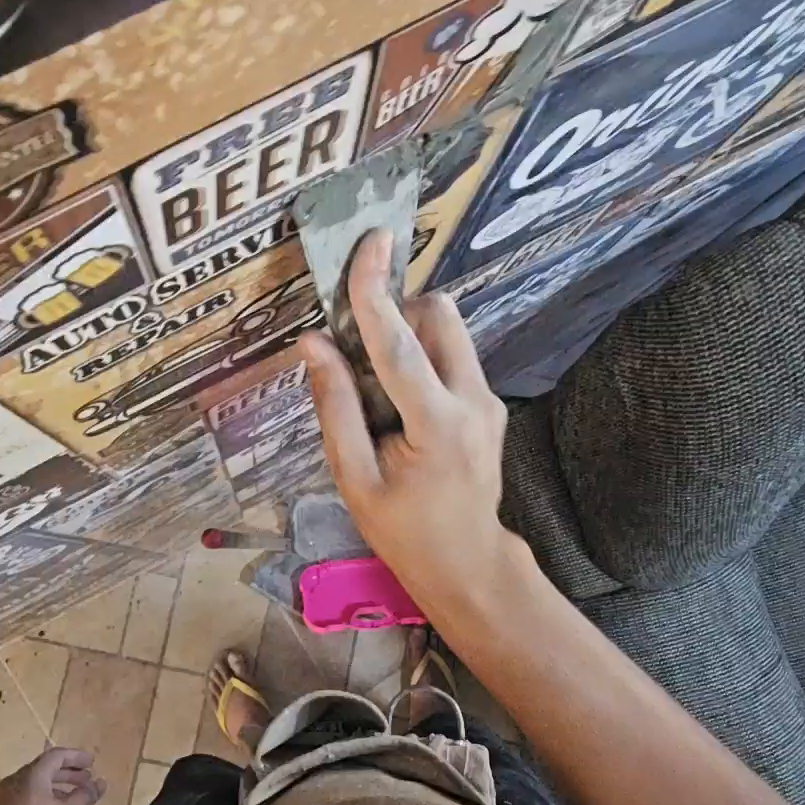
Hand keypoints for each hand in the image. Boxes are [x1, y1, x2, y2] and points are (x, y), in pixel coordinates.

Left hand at [0, 748, 104, 804]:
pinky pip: (22, 796)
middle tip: (85, 780)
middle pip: (44, 768)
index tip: (91, 763)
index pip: (57, 755)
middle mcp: (15, 780)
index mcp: (32, 775)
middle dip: (67, 773)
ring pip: (33, 784)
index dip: (76, 757)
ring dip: (54, 786)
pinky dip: (39, 797)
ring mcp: (1, 796)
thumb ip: (84, 797)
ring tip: (69, 799)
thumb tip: (101, 782)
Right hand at [298, 228, 524, 615]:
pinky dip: (422, 359)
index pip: (401, 344)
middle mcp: (474, 401)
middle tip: (361, 347)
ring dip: (410, 334)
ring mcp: (489, 402)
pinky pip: (454, 358)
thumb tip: (314, 345)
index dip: (376, 291)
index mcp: (437, 425)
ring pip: (451, 332)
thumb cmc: (402, 531)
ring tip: (378, 382)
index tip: (368, 242)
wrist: (467, 562)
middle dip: (399, 312)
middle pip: (441, 316)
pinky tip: (400, 403)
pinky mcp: (490, 406)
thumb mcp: (354, 478)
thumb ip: (336, 408)